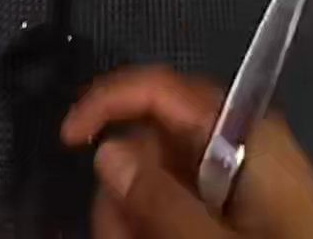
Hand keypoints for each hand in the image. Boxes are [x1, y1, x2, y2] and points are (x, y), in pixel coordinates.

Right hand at [62, 67, 312, 238]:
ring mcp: (242, 172)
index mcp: (241, 129)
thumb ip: (161, 200)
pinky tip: (153, 236)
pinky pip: (186, 197)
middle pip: (156, 134)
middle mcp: (239, 138)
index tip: (67, 137)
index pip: (162, 87)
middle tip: (113, 233)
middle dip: (123, 180)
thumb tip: (105, 151)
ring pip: (165, 171)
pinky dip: (161, 220)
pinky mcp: (245, 203)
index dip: (109, 100)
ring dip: (138, 209)